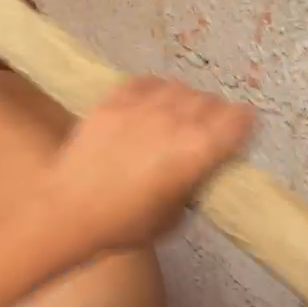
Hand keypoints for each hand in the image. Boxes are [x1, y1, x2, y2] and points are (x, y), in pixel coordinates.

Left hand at [42, 76, 254, 252]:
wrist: (66, 212)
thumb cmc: (122, 224)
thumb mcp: (174, 216)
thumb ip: (194, 183)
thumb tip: (197, 170)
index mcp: (200, 149)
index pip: (241, 118)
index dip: (239, 128)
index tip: (231, 138)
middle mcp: (176, 120)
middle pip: (210, 101)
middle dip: (211, 116)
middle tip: (197, 134)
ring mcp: (141, 107)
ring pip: (178, 87)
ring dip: (181, 101)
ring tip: (170, 119)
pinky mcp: (110, 102)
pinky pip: (143, 81)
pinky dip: (151, 90)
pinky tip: (146, 105)